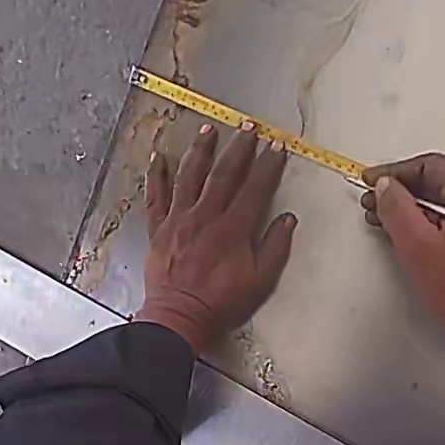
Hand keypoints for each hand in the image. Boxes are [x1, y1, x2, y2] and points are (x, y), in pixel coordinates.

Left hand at [137, 122, 297, 352]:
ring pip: (190, 176)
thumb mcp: (259, 281)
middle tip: (248, 127)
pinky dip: (156, 176)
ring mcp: (179, 220)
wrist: (179, 317)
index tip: (276, 146)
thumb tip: (288, 220)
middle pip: (224, 174)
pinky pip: (156, 197)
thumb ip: (275, 248)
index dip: (268, 165)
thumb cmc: (221, 302)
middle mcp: (205, 216)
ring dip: (201, 151)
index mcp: (233, 229)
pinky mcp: (159, 229)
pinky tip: (158, 158)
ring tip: (209, 130)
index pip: (255, 188)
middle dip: (239, 148)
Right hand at [360, 152, 444, 351]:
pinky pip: (442, 218)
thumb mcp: (419, 246)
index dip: (394, 172)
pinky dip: (418, 220)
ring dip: (405, 206)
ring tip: (379, 217)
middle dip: (397, 189)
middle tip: (370, 201)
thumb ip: (397, 210)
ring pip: (436, 200)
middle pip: (433, 180)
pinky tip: (400, 233)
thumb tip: (384, 187)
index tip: (369, 181)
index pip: (429, 166)